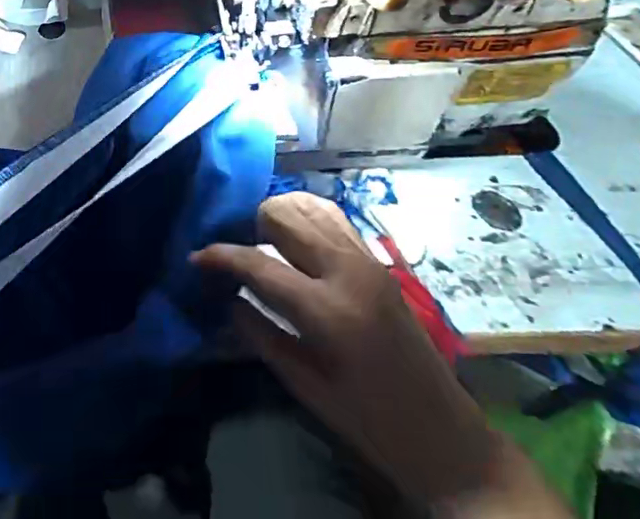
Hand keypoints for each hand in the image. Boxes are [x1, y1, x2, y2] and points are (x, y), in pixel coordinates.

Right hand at [192, 194, 563, 515]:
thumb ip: (261, 335)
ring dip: (279, 215)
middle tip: (235, 250)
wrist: (443, 432)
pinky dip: (307, 216)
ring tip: (260, 239)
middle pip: (285, 216)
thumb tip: (227, 297)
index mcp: (328, 312)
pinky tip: (293, 236)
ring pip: (310, 206)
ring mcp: (367, 259)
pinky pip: (334, 217)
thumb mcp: (306, 387)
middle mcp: (348, 271)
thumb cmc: (370, 422)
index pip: (260, 264)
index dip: (221, 256)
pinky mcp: (378, 260)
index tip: (196, 257)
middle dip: (250, 225)